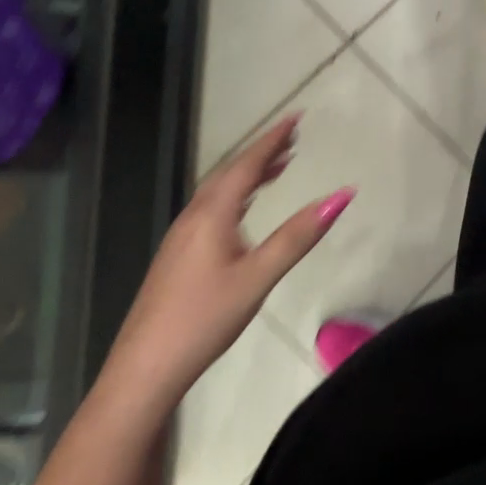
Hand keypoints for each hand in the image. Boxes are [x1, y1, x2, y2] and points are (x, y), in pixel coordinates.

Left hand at [98, 114, 354, 405]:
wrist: (144, 369)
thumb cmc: (204, 319)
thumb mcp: (258, 277)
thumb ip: (298, 236)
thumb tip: (341, 195)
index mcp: (212, 214)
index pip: (247, 164)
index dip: (273, 139)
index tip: (297, 116)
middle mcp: (193, 217)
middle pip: (231, 173)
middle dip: (263, 153)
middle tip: (293, 139)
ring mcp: (181, 237)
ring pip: (219, 192)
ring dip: (249, 174)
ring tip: (278, 167)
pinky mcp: (177, 257)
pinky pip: (212, 209)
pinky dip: (236, 196)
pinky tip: (244, 212)